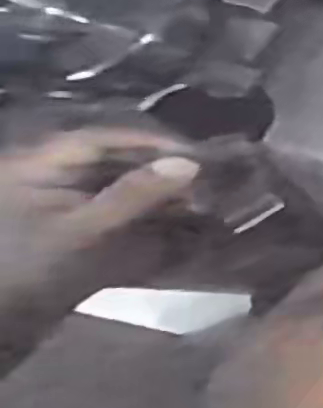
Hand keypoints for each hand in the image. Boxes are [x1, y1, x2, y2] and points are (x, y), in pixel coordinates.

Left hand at [0, 127, 200, 298]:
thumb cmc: (31, 267)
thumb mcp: (86, 230)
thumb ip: (137, 194)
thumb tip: (190, 163)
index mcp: (32, 171)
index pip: (97, 140)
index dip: (148, 141)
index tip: (197, 154)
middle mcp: (42, 181)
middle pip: (110, 160)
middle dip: (160, 167)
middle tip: (206, 178)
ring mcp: (54, 206)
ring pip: (117, 183)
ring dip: (161, 189)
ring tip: (201, 199)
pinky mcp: (70, 228)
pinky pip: (116, 207)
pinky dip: (150, 209)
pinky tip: (181, 218)